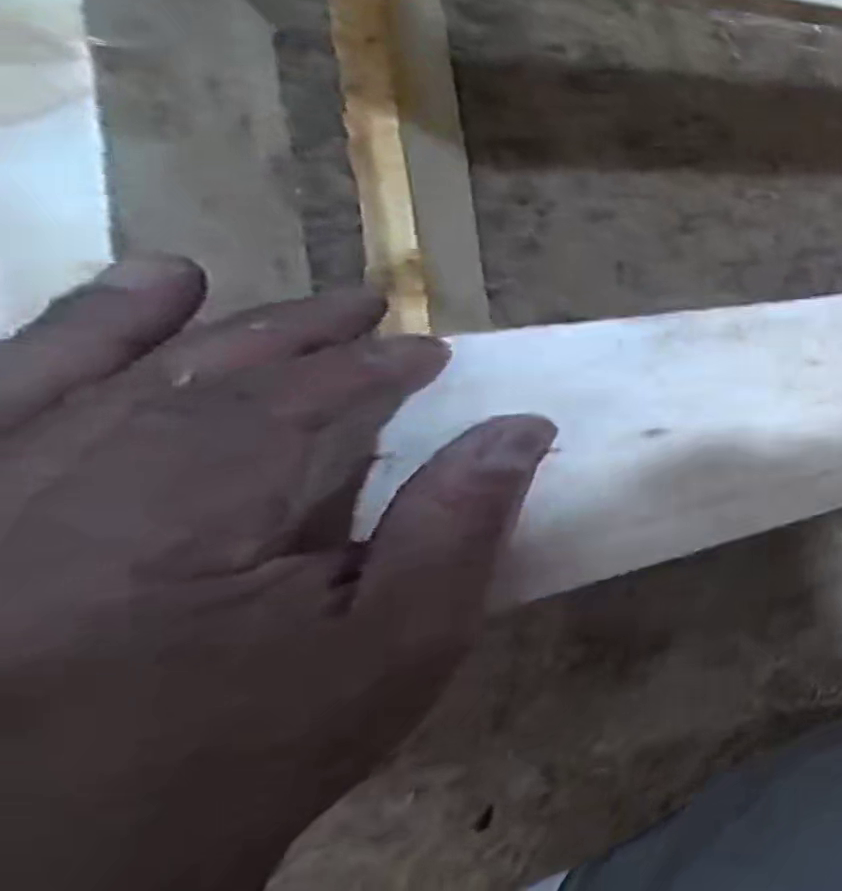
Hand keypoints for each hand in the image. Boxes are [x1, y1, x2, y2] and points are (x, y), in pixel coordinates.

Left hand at [0, 257, 555, 890]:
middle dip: (285, 339)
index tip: (430, 354)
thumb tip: (522, 427)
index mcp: (166, 541)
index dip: (365, 371)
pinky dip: (25, 364)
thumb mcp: (398, 647)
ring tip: (195, 280)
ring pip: (51, 387)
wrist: (77, 872)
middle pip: (178, 387)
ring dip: (136, 327)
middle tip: (364, 310)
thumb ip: (458, 527)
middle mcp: (37, 514)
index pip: (279, 412)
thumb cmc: (262, 751)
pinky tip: (71, 333)